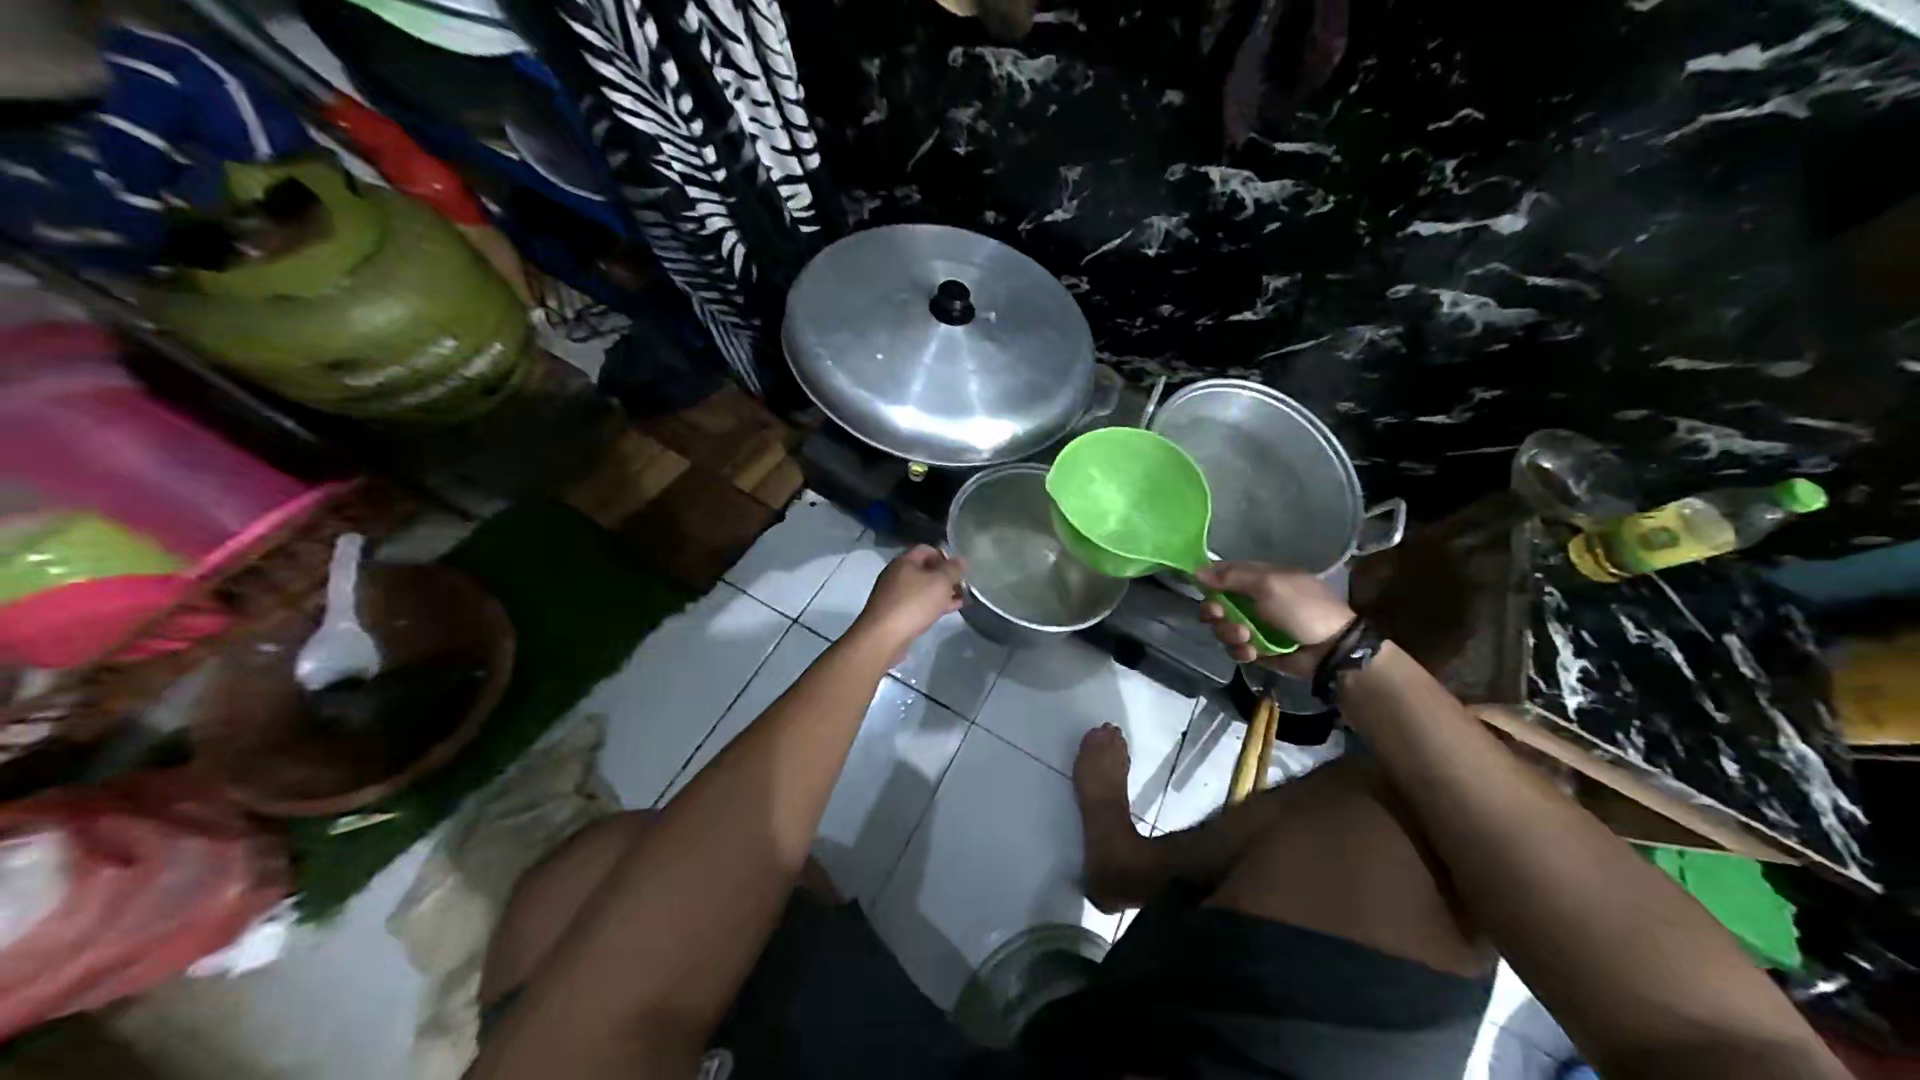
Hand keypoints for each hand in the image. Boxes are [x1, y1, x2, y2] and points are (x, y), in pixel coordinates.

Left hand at [851, 545, 966, 654]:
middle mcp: (896, 574)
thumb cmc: (914, 603)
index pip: (927, 549)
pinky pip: (917, 603)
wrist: (884, 636)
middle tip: (962, 585)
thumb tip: (961, 559)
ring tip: (960, 599)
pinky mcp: (895, 613)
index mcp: (904, 561)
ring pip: (922, 588)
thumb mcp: (940, 582)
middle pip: (924, 569)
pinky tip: (947, 611)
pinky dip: (932, 605)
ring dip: (941, 592)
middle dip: (945, 576)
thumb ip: (953, 569)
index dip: (945, 556)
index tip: (959, 569)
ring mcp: (894, 595)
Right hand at [1193, 561, 1355, 673]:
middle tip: (1221, 615)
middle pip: (1214, 603)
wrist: (1330, 650)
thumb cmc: (1302, 609)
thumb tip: (1197, 570)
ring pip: (1221, 627)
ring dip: (1228, 632)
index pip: (1221, 573)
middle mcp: (1250, 600)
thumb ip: (1232, 577)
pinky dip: (1240, 650)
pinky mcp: (1255, 649)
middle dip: (1214, 611)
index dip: (1208, 580)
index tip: (1200, 588)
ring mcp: (1252, 625)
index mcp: (1257, 578)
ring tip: (1246, 637)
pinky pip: (1234, 648)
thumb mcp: (1268, 584)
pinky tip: (1253, 652)